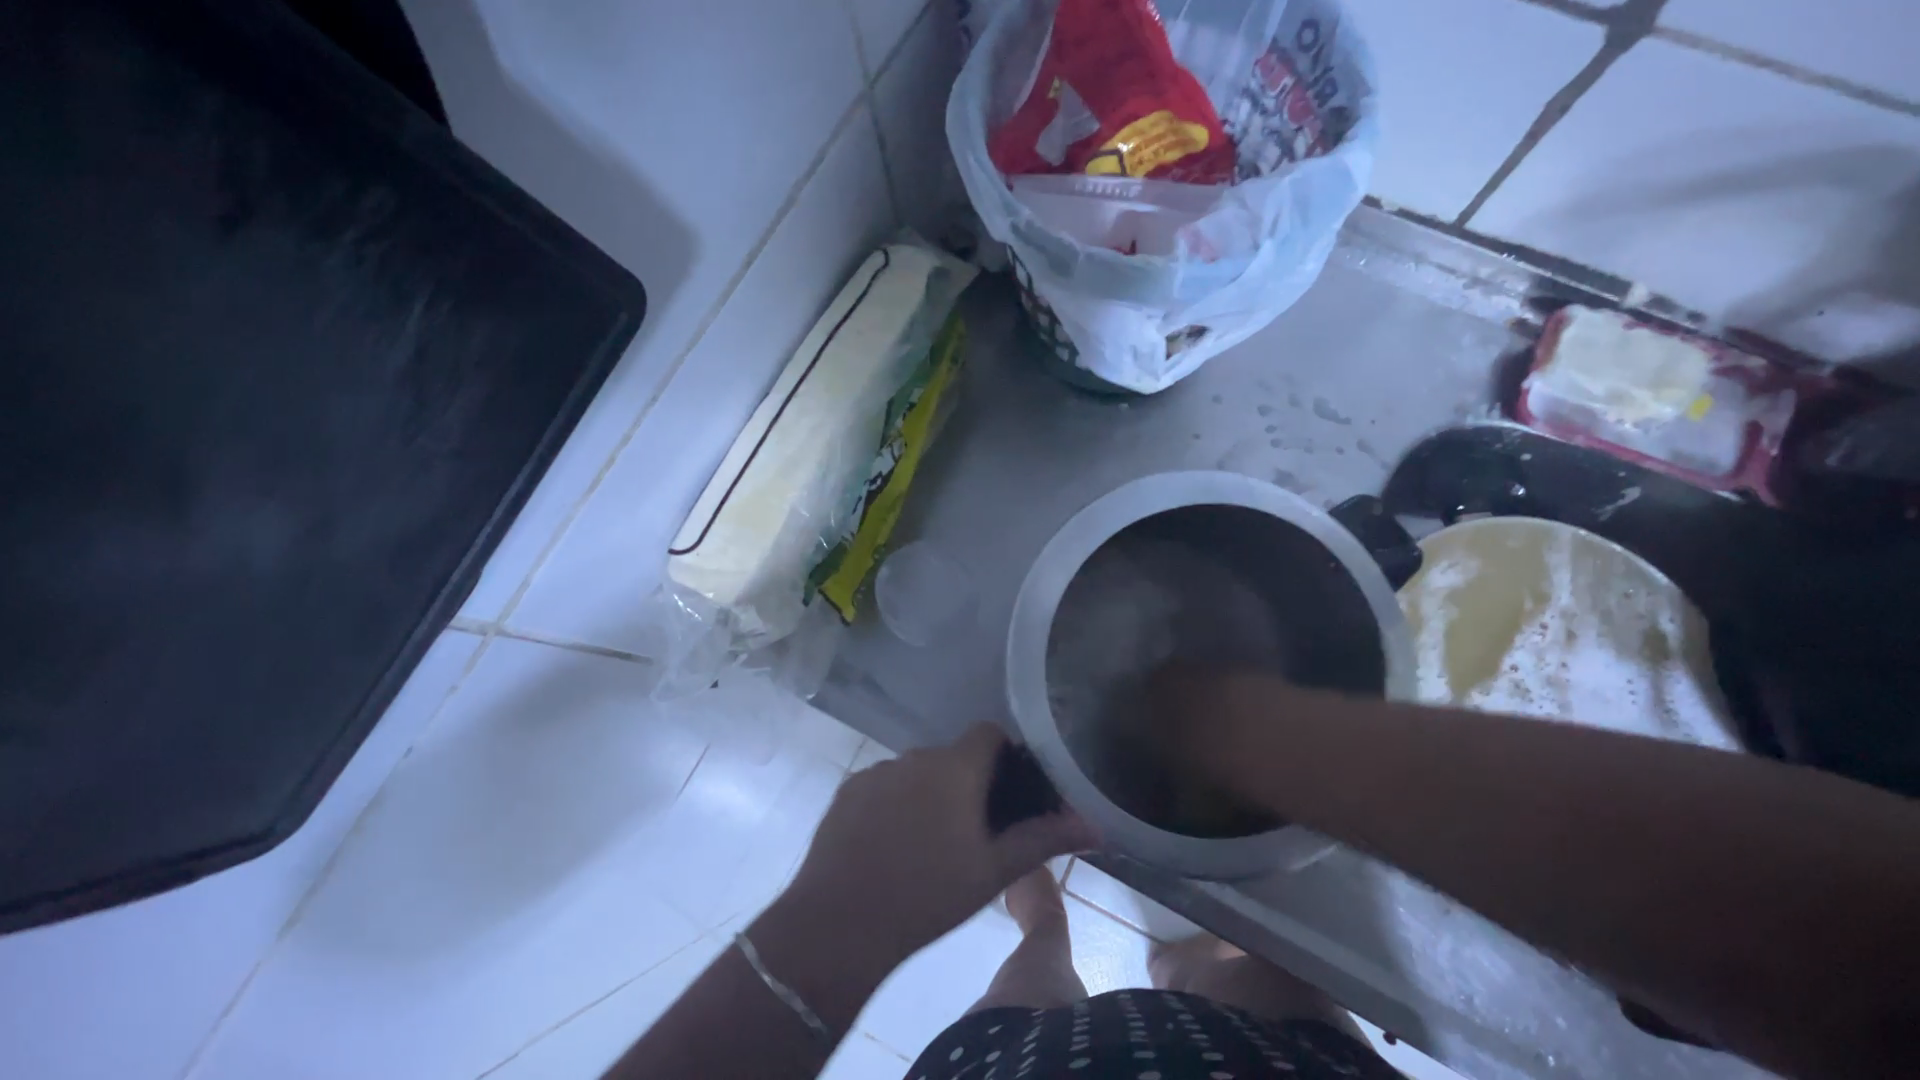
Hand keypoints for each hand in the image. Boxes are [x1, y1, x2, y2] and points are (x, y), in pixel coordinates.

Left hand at [783, 724, 1095, 964]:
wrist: (839, 924)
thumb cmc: (928, 895)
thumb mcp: (994, 871)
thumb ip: (1044, 839)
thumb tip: (1096, 826)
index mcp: (954, 767)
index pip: (989, 733)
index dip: (1006, 756)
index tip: (1012, 795)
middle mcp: (913, 757)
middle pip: (953, 757)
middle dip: (969, 784)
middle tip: (978, 835)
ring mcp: (874, 773)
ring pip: (916, 774)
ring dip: (931, 796)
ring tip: (933, 849)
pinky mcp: (845, 793)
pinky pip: (883, 788)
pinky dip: (896, 807)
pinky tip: (894, 851)